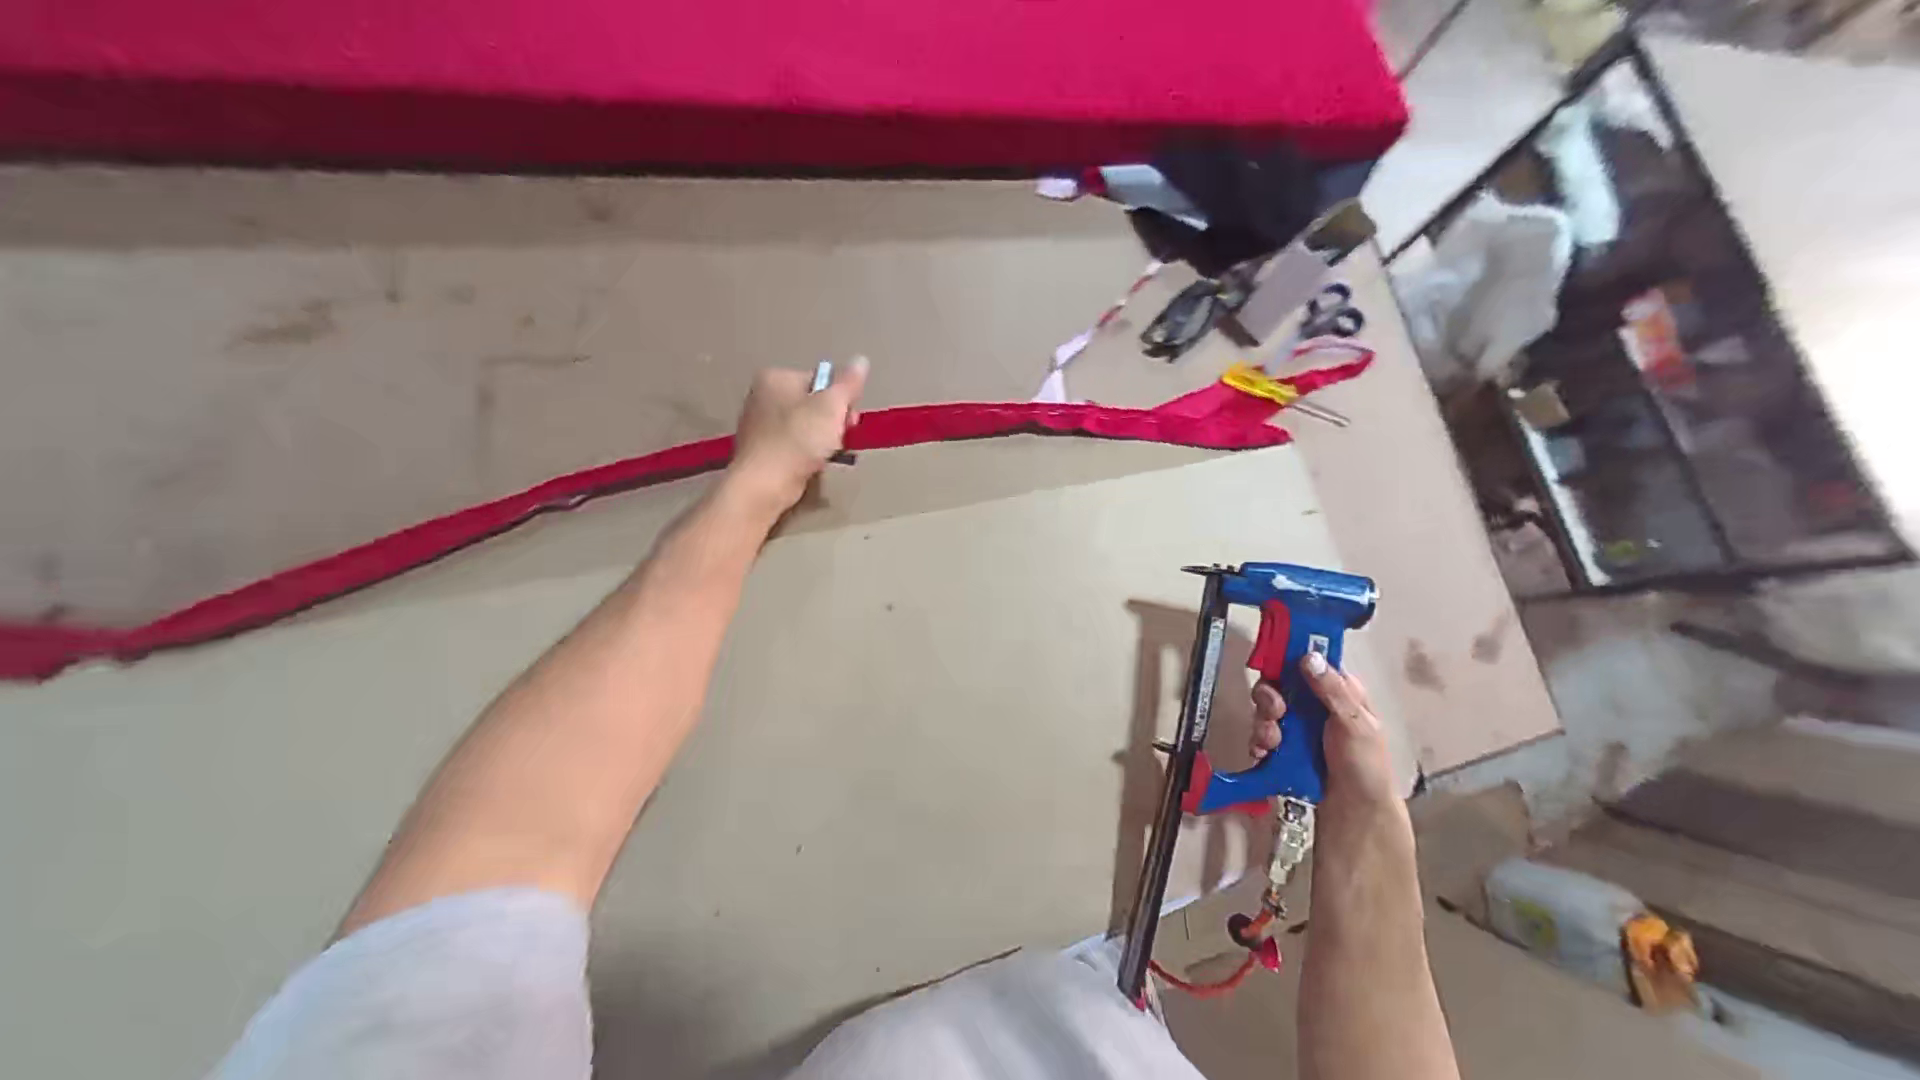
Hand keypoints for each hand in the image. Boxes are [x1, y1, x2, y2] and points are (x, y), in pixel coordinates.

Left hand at [723, 359, 868, 512]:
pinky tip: (810, 465)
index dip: (841, 400)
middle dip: (832, 421)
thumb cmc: (799, 439)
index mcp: (775, 377)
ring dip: (821, 440)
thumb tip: (861, 360)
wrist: (764, 483)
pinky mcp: (760, 450)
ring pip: (804, 426)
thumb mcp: (831, 407)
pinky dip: (805, 454)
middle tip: (839, 439)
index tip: (848, 420)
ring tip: (825, 454)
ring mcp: (758, 425)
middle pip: (812, 403)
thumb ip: (848, 383)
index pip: (820, 380)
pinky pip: (792, 445)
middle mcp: (761, 396)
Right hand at [1248, 653, 1397, 809]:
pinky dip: (1258, 742)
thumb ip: (1332, 690)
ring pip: (1265, 709)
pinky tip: (1265, 754)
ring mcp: (1296, 725)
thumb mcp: (1356, 724)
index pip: (1309, 661)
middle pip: (1278, 683)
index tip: (1274, 665)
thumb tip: (1308, 656)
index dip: (1288, 658)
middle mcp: (1314, 703)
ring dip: (1264, 723)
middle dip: (1270, 697)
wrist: (1355, 813)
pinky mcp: (1282, 747)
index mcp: (1338, 690)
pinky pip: (1260, 734)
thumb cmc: (1365, 765)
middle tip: (1276, 711)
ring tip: (1272, 742)